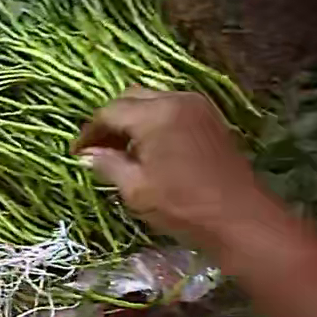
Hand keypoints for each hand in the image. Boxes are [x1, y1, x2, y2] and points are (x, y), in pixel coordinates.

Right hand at [72, 89, 280, 251]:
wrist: (239, 217)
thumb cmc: (183, 206)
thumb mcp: (136, 190)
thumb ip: (109, 166)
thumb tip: (88, 156)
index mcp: (155, 114)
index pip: (109, 112)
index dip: (89, 132)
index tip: (77, 153)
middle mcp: (176, 99)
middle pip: (131, 99)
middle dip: (110, 121)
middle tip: (98, 150)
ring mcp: (197, 106)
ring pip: (152, 102)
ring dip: (133, 121)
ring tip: (121, 151)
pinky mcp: (210, 119)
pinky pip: (172, 110)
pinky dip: (155, 123)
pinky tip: (149, 149)